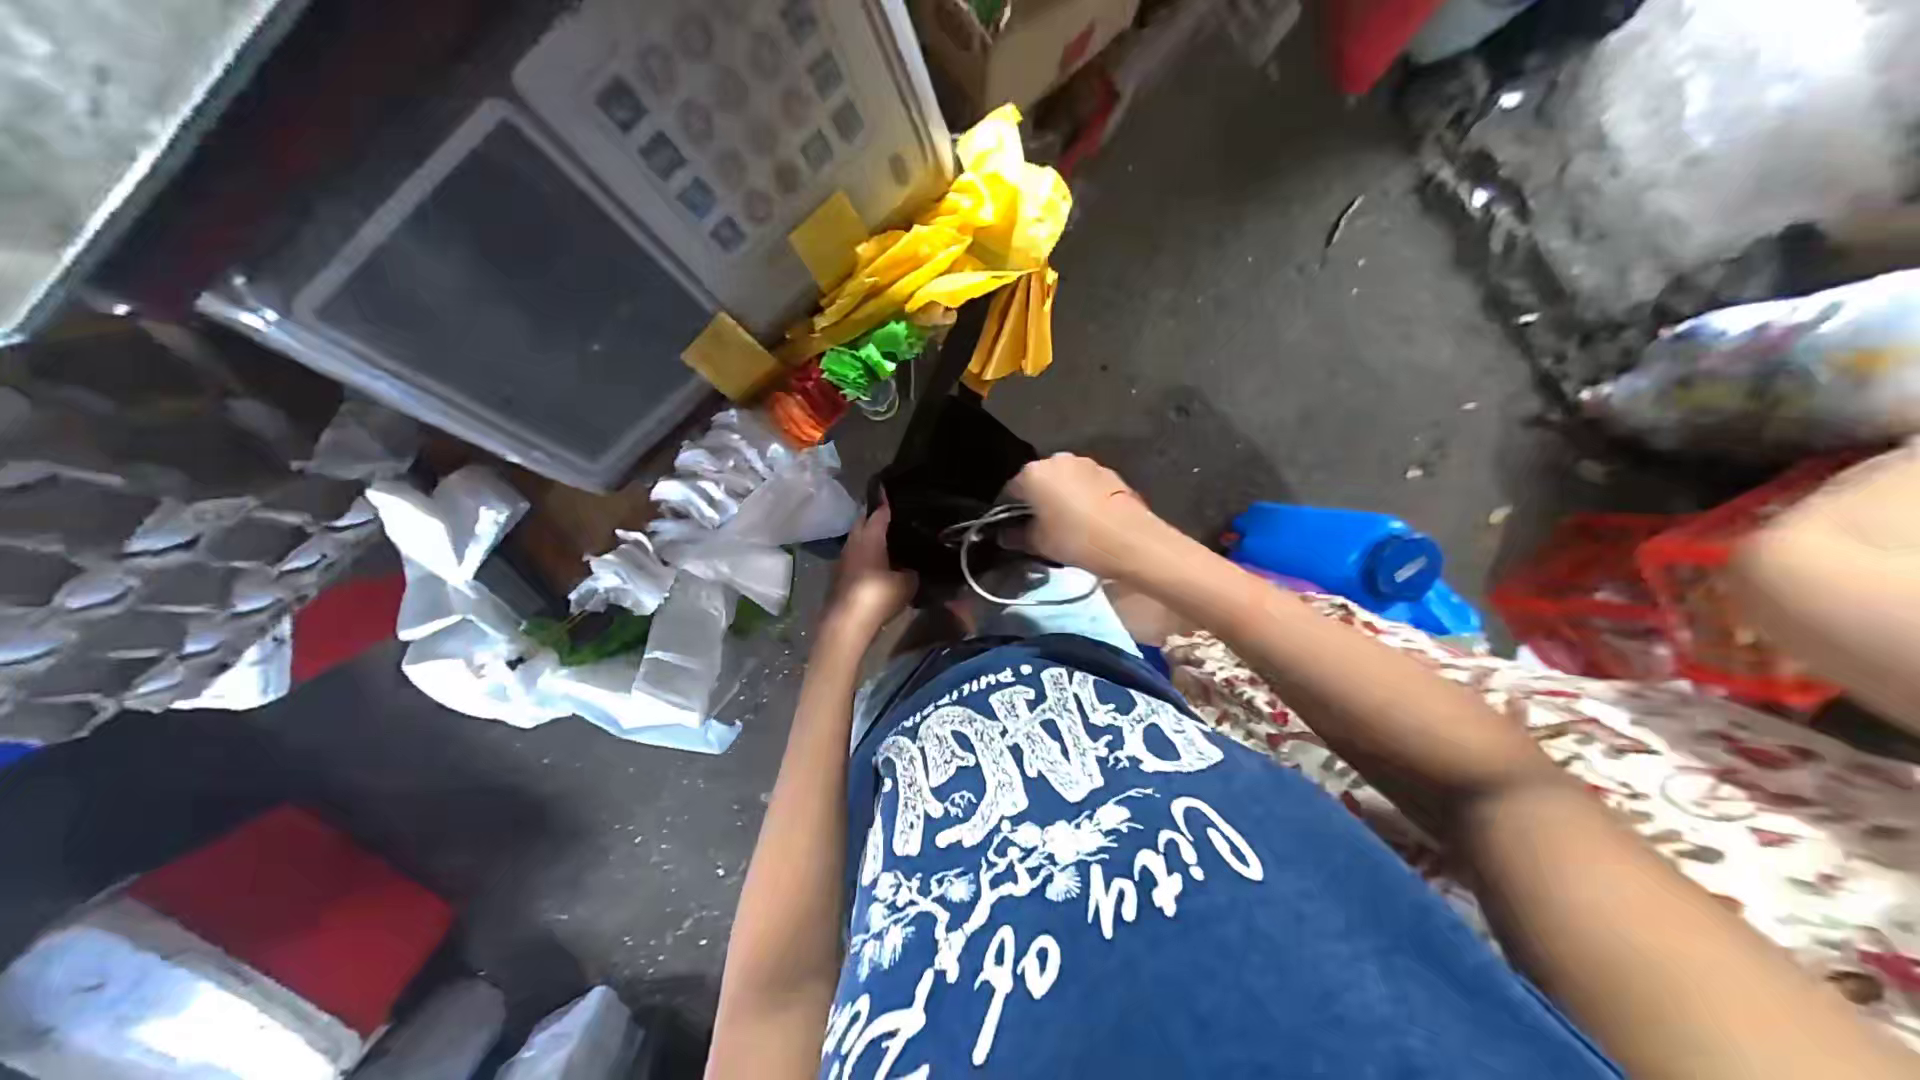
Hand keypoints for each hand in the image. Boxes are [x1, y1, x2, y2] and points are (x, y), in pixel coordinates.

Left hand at [825, 501, 915, 634]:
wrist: (847, 623)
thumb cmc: (878, 595)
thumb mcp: (907, 583)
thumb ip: (912, 572)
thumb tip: (911, 569)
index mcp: (869, 536)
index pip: (879, 512)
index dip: (887, 503)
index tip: (893, 494)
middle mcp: (853, 542)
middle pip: (862, 523)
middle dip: (874, 518)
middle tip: (892, 519)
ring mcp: (842, 560)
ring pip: (856, 541)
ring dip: (868, 540)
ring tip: (887, 543)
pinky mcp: (838, 577)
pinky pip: (854, 559)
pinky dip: (864, 558)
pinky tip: (877, 566)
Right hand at [1005, 453, 1170, 579]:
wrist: (1130, 540)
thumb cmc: (1075, 539)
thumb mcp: (1039, 543)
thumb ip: (1017, 536)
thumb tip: (1006, 535)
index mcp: (1034, 473)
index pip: (1011, 490)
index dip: (1009, 511)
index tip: (1015, 530)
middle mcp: (1059, 459)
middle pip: (1040, 481)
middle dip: (1038, 501)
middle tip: (1043, 528)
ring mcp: (1088, 464)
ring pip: (1065, 481)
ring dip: (1063, 497)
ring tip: (1070, 526)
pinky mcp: (1111, 473)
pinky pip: (1088, 485)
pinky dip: (1085, 498)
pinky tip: (1091, 520)